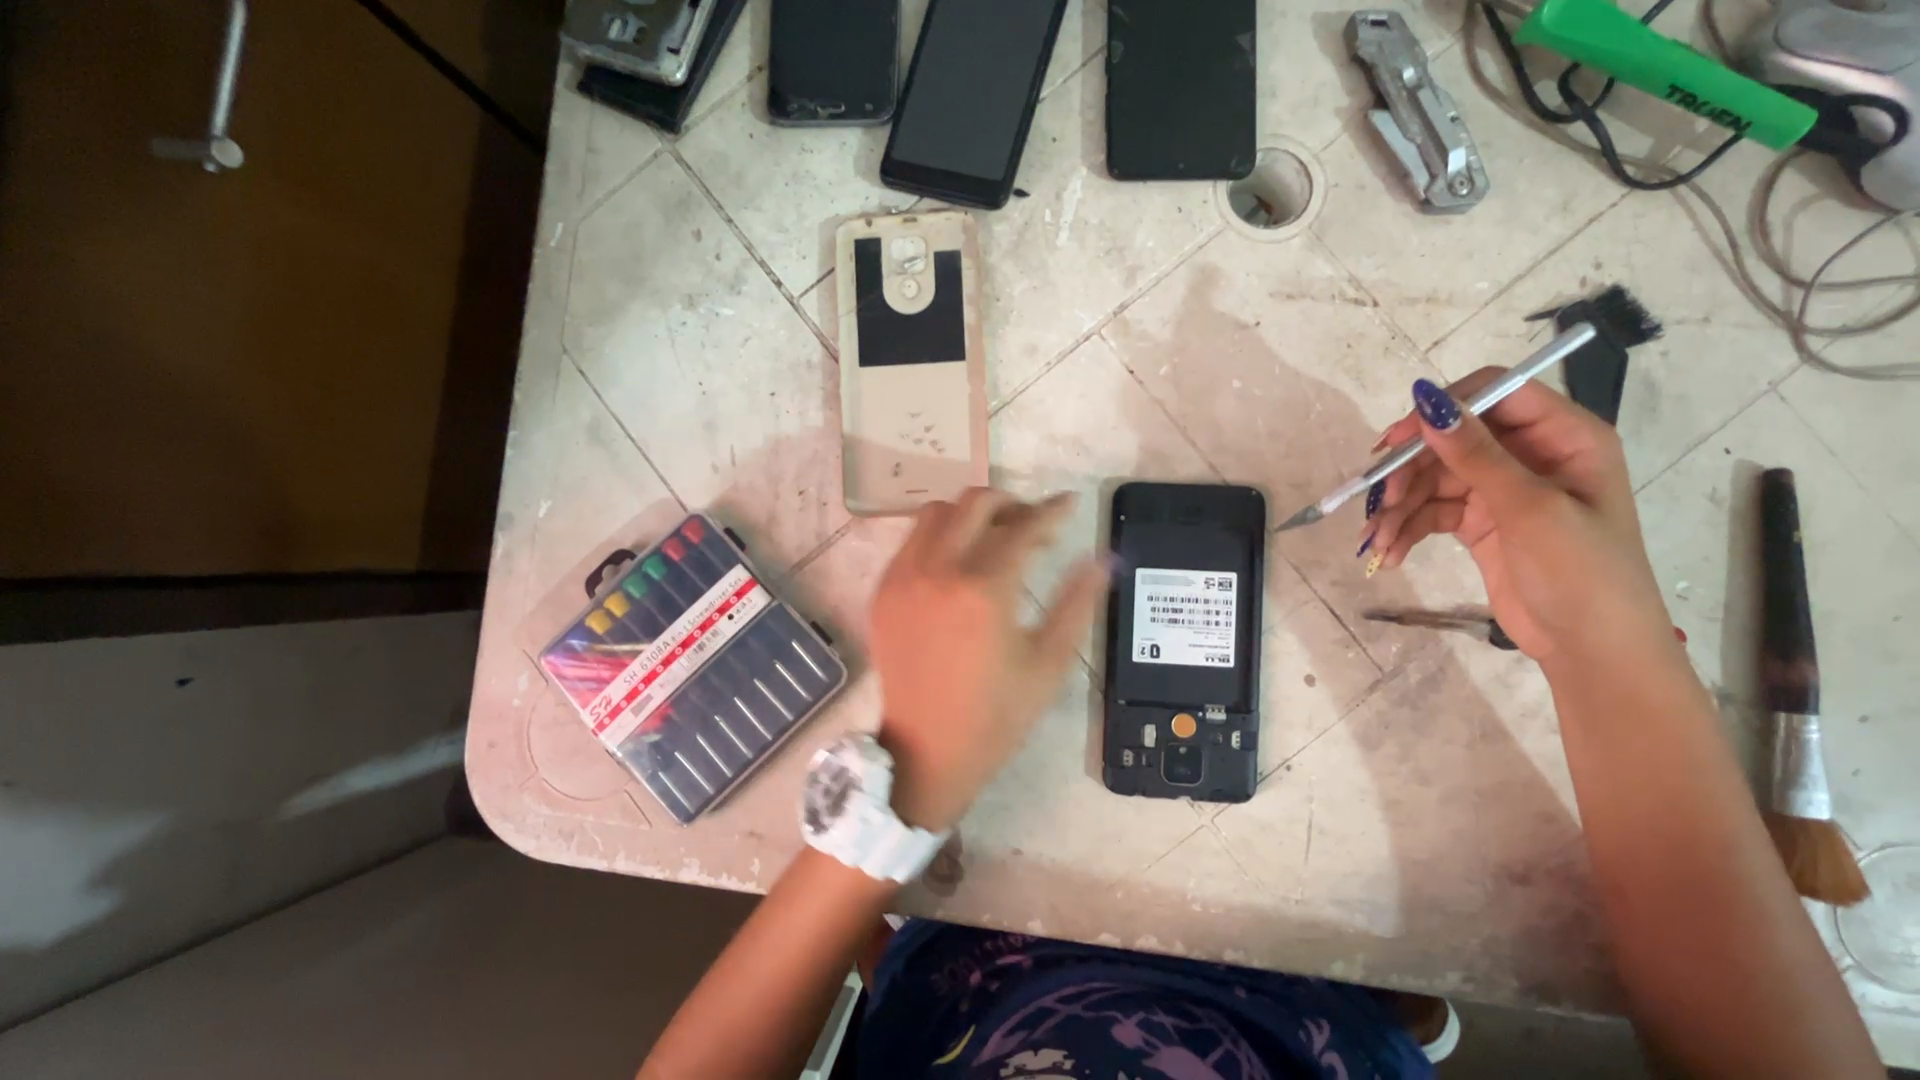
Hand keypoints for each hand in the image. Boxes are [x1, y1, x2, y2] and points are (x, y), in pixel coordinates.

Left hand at [868, 489, 1104, 831]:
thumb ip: (1078, 601)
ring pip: (936, 514)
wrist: (927, 753)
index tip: (1070, 505)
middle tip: (1034, 524)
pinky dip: (939, 537)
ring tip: (996, 539)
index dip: (1052, 512)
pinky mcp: (883, 592)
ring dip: (970, 514)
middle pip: (974, 503)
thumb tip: (1105, 557)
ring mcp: (903, 579)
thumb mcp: (1049, 662)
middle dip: (1011, 503)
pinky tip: (959, 564)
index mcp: (983, 589)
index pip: (1023, 527)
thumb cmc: (996, 716)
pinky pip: (910, 542)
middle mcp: (937, 570)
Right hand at [1359, 372, 1674, 665]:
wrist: (1595, 651)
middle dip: (1410, 470)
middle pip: (1453, 439)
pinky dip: (1408, 530)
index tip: (1394, 441)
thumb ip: (1475, 454)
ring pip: (1435, 478)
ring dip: (1401, 507)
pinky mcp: (1482, 523)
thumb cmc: (1583, 572)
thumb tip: (1426, 401)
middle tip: (1378, 501)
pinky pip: (1433, 512)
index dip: (1441, 409)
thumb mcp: (1529, 508)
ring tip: (1378, 540)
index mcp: (1563, 436)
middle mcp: (1532, 454)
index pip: (1494, 394)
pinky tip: (1390, 554)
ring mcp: (1504, 490)